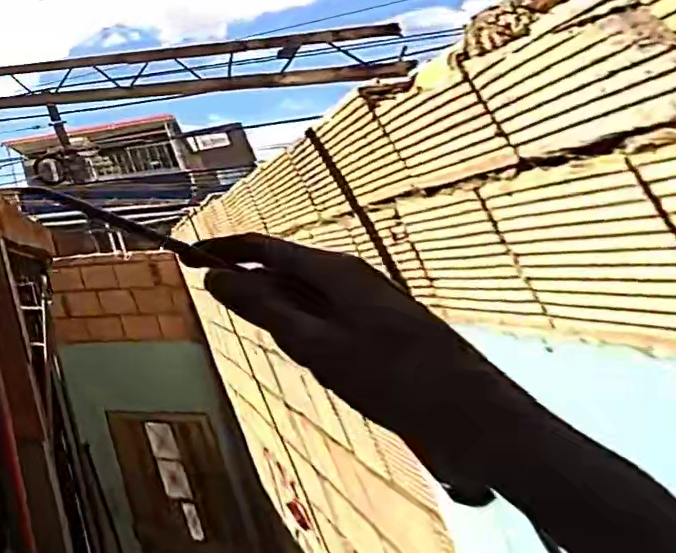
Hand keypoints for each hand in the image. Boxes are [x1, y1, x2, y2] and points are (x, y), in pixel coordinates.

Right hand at [197, 234, 534, 499]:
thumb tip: (212, 276)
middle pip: (281, 270)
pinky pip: (327, 318)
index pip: (259, 246)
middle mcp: (349, 276)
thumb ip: (260, 308)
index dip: (218, 249)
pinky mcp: (383, 327)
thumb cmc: (398, 380)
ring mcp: (368, 301)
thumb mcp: (315, 345)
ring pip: (304, 298)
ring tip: (298, 356)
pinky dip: (310, 333)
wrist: (491, 428)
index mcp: (332, 269)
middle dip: (252, 289)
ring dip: (284, 318)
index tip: (184, 255)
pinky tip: (327, 367)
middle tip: (232, 315)